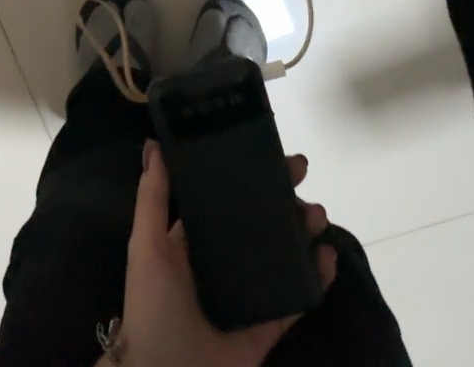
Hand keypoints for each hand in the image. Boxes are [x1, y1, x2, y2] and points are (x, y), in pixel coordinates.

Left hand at [109, 140, 336, 366]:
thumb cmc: (151, 308)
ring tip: (317, 214)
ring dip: (301, 230)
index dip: (244, 175)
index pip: (221, 199)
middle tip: (302, 174)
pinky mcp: (267, 328)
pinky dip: (316, 278)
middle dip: (280, 197)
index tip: (267, 151)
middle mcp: (220, 263)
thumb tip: (154, 146)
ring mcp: (247, 295)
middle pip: (257, 222)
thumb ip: (152, 199)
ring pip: (281, 255)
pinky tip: (327, 257)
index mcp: (190, 242)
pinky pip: (296, 299)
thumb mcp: (146, 247)